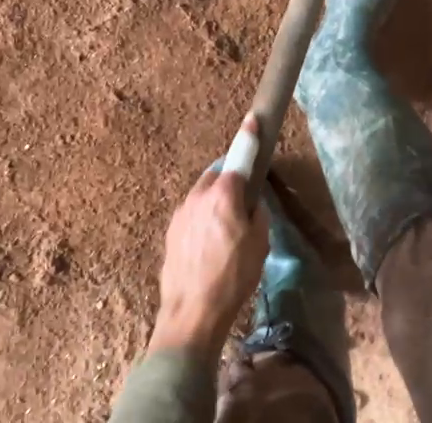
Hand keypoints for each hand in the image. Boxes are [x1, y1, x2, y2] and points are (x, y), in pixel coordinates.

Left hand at [147, 116, 269, 356]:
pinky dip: (203, 218)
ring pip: (203, 194)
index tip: (252, 118)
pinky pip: (192, 212)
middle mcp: (199, 195)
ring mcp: (182, 212)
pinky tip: (210, 244)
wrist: (191, 313)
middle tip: (243, 201)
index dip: (249, 136)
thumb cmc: (232, 278)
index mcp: (224, 194)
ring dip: (215, 200)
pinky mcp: (171, 230)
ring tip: (226, 230)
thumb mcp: (260, 245)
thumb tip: (250, 204)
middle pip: (218, 174)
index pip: (240, 156)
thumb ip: (257, 214)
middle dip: (230, 179)